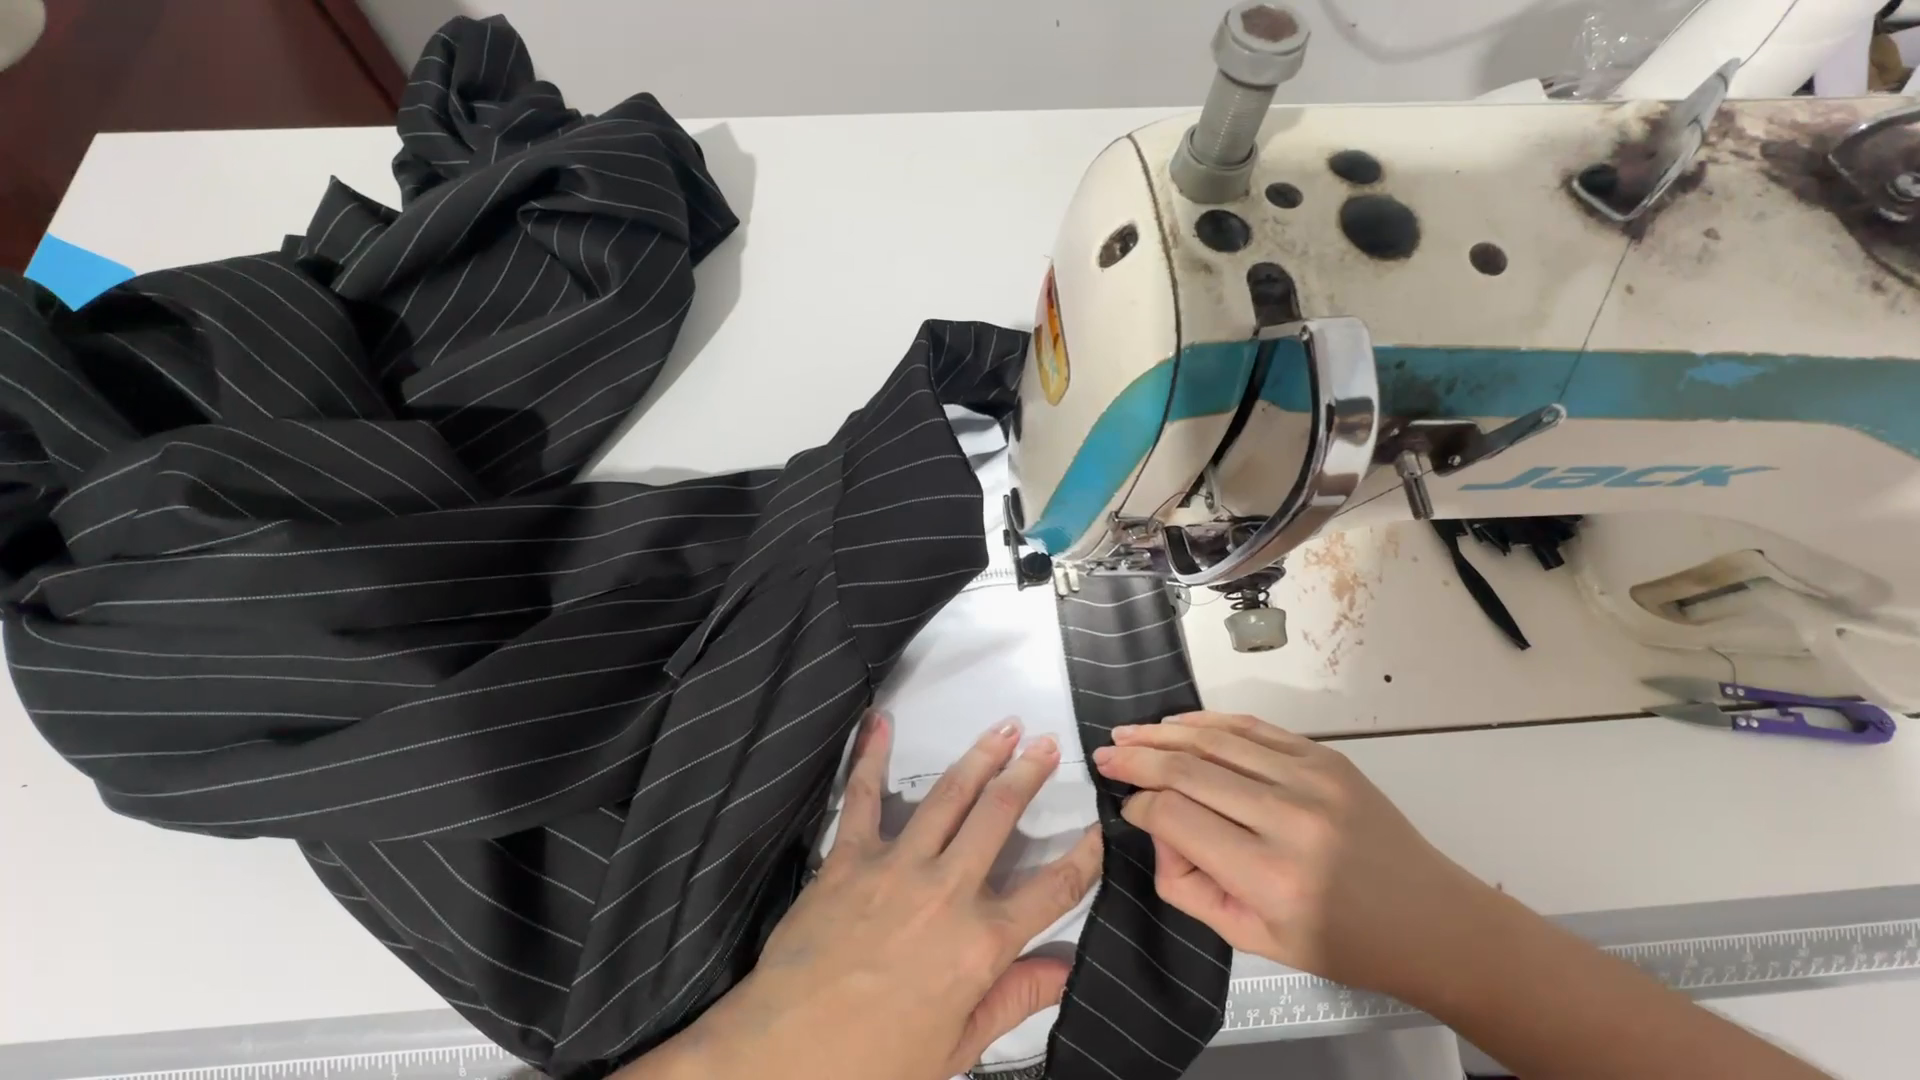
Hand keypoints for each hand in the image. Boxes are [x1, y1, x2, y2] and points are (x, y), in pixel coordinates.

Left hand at [650, 713, 1101, 1079]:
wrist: (783, 1053)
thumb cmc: (875, 1062)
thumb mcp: (956, 1047)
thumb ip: (1013, 1000)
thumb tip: (1065, 970)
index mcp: (981, 943)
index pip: (1053, 890)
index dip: (1084, 856)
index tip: (1099, 825)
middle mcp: (947, 891)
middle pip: (1000, 818)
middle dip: (1029, 775)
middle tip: (1047, 743)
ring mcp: (896, 866)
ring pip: (949, 797)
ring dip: (980, 756)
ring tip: (1004, 727)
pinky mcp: (849, 857)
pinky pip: (861, 797)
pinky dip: (870, 757)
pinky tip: (880, 723)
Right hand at [1091, 711, 1496, 1002]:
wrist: (1433, 920)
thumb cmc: (1344, 943)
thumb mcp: (1256, 941)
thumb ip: (1191, 888)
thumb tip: (1156, 830)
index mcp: (1272, 876)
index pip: (1178, 819)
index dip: (1141, 809)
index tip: (1126, 809)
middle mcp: (1290, 818)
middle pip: (1190, 770)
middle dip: (1138, 758)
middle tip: (1103, 755)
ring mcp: (1312, 779)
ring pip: (1216, 739)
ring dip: (1163, 732)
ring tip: (1127, 732)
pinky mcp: (1326, 758)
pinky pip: (1252, 728)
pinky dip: (1208, 721)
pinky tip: (1177, 723)